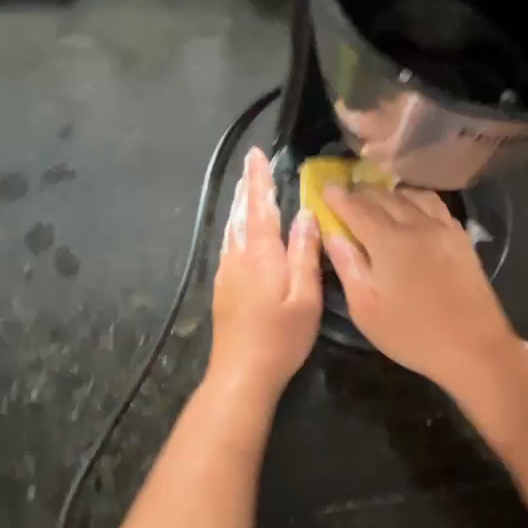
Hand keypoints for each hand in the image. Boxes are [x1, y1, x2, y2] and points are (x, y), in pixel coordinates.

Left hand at [208, 147, 322, 397]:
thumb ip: (305, 254)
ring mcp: (226, 273)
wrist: (242, 373)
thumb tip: (305, 214)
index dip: (259, 179)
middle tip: (251, 165)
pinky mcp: (222, 289)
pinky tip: (238, 232)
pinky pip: (228, 245)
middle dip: (247, 188)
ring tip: (245, 190)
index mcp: (262, 255)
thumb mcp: (305, 297)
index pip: (260, 207)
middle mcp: (238, 257)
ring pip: (231, 229)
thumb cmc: (281, 337)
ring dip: (239, 206)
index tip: (256, 154)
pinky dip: (235, 227)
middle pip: (241, 214)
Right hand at [321, 184, 519, 387]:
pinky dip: (416, 200)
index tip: (324, 188)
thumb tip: (332, 234)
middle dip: (362, 194)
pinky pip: (435, 206)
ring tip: (378, 200)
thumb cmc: (412, 334)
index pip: (357, 208)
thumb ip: (347, 266)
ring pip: (413, 196)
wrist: (474, 347)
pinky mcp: (462, 239)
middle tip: (346, 196)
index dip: (338, 198)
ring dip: (390, 194)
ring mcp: (444, 229)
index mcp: (389, 241)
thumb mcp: (366, 308)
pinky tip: (413, 210)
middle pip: (385, 197)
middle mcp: (417, 224)